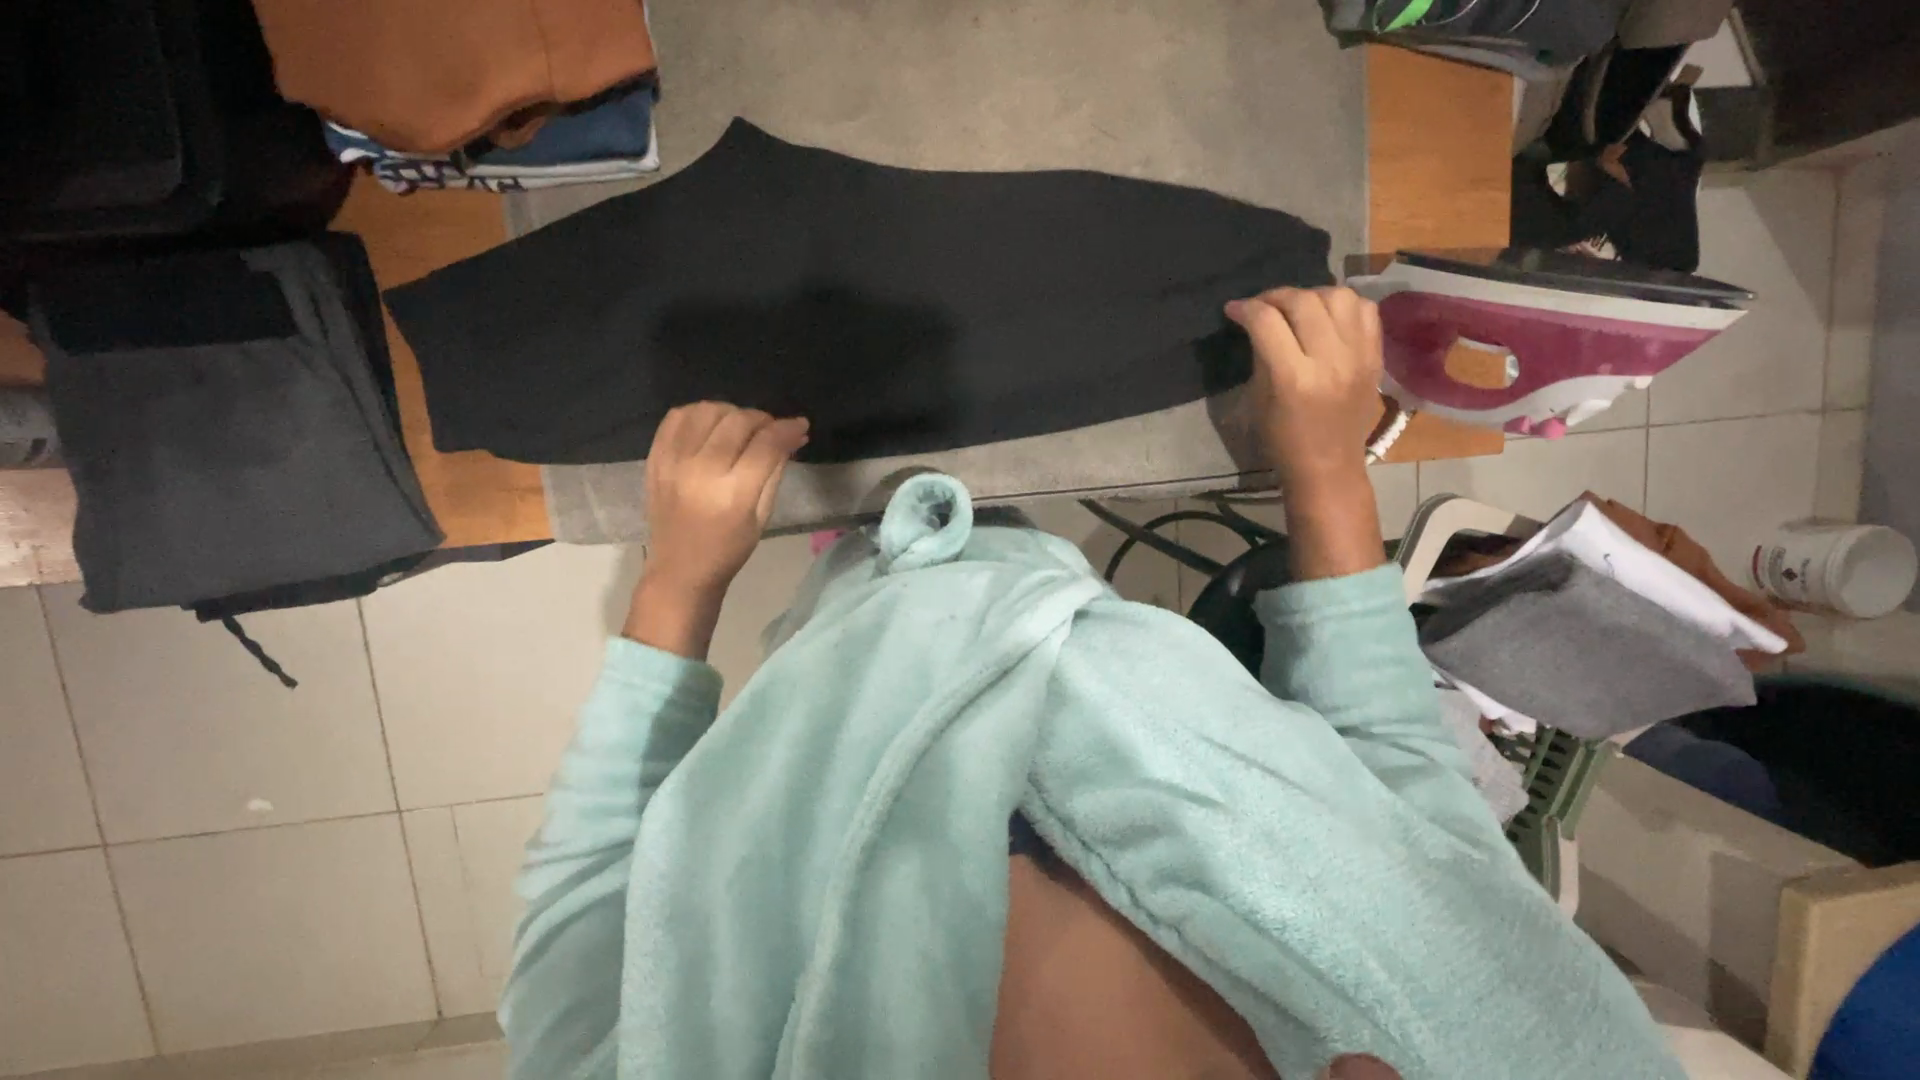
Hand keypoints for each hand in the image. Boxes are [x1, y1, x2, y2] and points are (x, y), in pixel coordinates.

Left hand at [625, 402, 807, 657]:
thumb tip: (793, 434)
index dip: (788, 428)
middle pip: (738, 421)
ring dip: (731, 413)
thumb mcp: (763, 515)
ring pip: (707, 411)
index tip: (799, 425)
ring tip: (739, 427)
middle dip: (762, 419)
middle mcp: (701, 470)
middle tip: (770, 431)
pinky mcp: (655, 458)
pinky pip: (676, 417)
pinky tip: (711, 426)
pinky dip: (698, 413)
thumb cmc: (728, 549)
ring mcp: (674, 462)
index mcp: (734, 493)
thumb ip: (775, 470)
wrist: (680, 569)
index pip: (766, 443)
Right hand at [1225, 287, 1387, 581]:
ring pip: (1338, 296)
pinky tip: (1327, 316)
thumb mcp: (1259, 398)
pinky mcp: (1375, 356)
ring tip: (1298, 308)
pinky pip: (1365, 310)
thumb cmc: (1283, 440)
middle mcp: (1330, 361)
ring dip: (1312, 295)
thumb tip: (1258, 321)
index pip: (1267, 322)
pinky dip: (1343, 305)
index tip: (1233, 310)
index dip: (1246, 308)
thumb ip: (1262, 355)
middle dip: (1275, 296)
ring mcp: (1359, 356)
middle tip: (1262, 306)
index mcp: (1293, 378)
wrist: (1328, 466)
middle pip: (1303, 302)